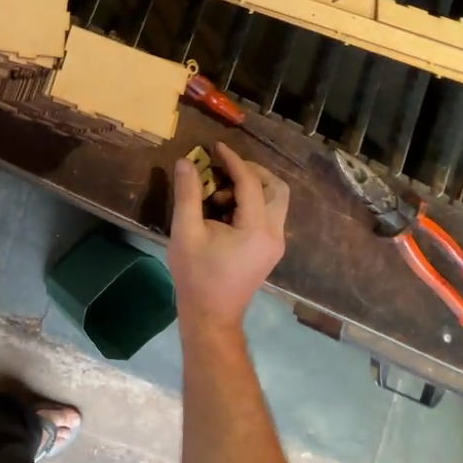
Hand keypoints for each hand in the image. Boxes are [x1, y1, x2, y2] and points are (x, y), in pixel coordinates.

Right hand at [169, 142, 289, 331]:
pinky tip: (223, 210)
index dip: (233, 160)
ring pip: (275, 201)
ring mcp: (275, 244)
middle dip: (252, 171)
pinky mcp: (269, 250)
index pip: (251, 183)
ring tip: (217, 193)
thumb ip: (188, 193)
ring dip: (250, 187)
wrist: (211, 316)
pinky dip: (250, 202)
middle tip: (224, 167)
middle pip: (277, 189)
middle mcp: (274, 234)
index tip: (215, 146)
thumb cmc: (197, 274)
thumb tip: (186, 161)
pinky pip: (268, 215)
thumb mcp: (186, 231)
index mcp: (256, 229)